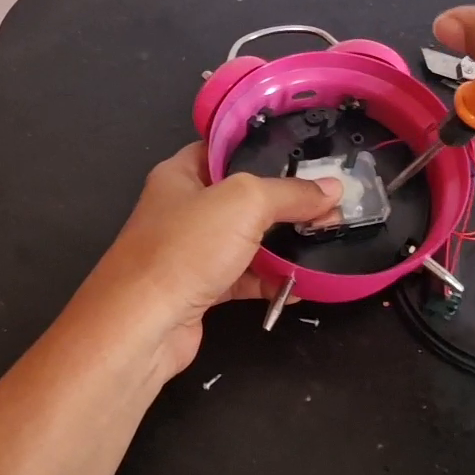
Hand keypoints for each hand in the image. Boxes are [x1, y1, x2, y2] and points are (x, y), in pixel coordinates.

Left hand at [73, 144, 340, 375]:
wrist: (142, 326)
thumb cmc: (185, 249)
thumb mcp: (245, 203)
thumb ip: (290, 193)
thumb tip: (332, 190)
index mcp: (180, 174)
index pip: (224, 148)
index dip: (262, 147)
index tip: (305, 153)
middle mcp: (183, 209)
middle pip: (242, 197)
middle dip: (284, 201)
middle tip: (327, 204)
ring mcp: (190, 252)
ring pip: (246, 239)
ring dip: (282, 243)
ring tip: (324, 241)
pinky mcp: (200, 289)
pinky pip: (244, 277)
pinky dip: (270, 280)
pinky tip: (300, 285)